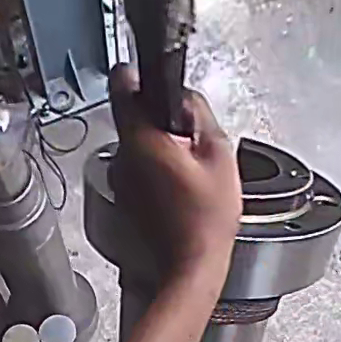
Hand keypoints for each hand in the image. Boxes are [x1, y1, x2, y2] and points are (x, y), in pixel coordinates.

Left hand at [108, 63, 241, 281]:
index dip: (138, 74)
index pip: (122, 85)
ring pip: (137, 148)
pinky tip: (180, 190)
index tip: (151, 76)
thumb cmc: (205, 220)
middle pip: (133, 119)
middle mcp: (122, 160)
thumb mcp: (219, 154)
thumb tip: (187, 100)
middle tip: (188, 138)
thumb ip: (200, 114)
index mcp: (140, 140)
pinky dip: (156, 174)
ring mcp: (121, 184)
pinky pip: (139, 174)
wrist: (192, 267)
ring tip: (188, 170)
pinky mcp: (127, 203)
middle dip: (159, 120)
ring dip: (159, 149)